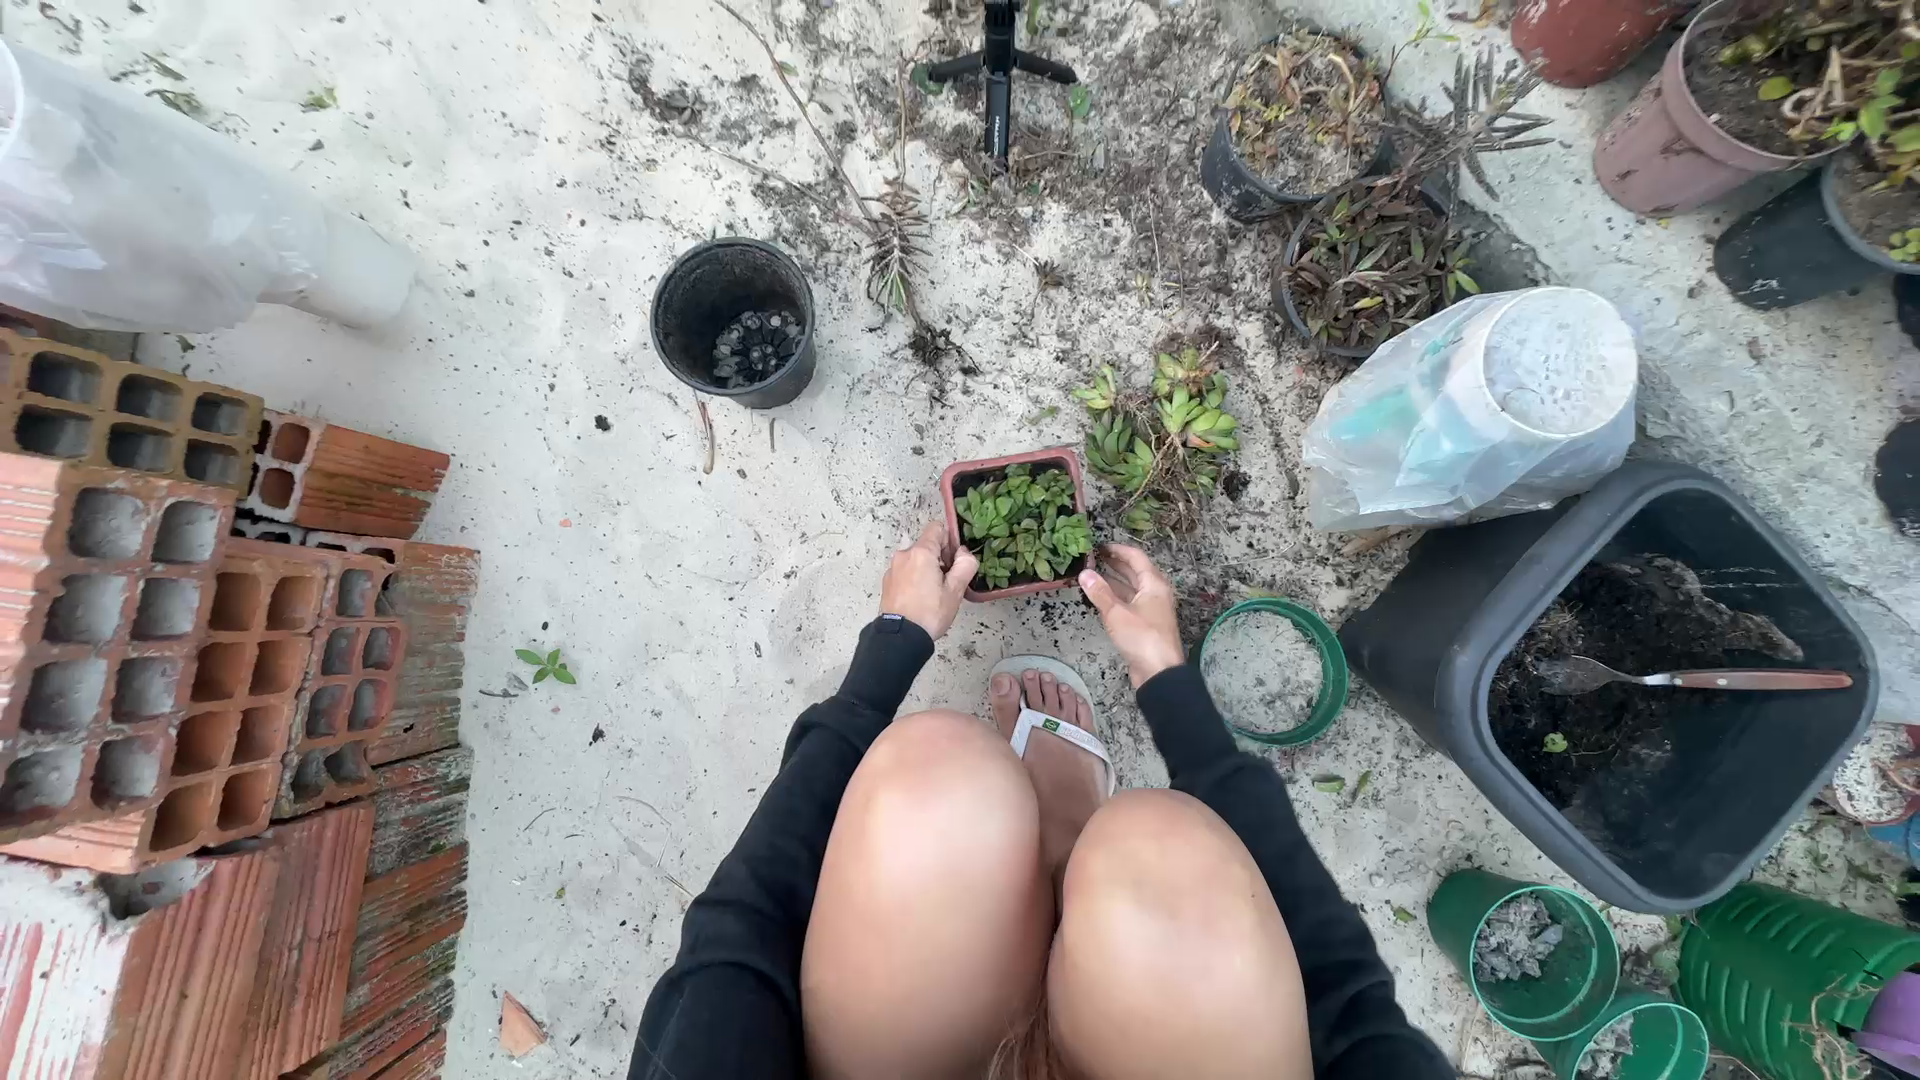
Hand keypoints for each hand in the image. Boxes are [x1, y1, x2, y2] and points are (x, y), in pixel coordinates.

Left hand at [880, 521, 977, 639]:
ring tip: (933, 594)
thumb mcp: (956, 590)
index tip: (954, 561)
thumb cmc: (929, 613)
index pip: (937, 528)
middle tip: (947, 582)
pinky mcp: (888, 581)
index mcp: (921, 553)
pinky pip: (906, 571)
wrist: (900, 637)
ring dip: (927, 569)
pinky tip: (920, 598)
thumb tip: (963, 553)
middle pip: (927, 545)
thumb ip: (965, 564)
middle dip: (940, 558)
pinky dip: (915, 578)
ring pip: (916, 559)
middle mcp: (903, 555)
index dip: (950, 541)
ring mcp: (893, 568)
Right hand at [1079, 544, 1184, 687]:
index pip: (1136, 558)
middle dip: (1115, 564)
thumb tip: (1084, 573)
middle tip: (1095, 558)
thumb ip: (1099, 592)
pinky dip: (1116, 597)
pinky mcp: (1145, 624)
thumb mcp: (1116, 613)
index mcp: (1154, 584)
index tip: (1101, 546)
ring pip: (1131, 589)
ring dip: (1114, 581)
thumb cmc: (1141, 637)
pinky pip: (1129, 603)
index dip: (1118, 550)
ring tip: (1093, 575)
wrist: (1159, 672)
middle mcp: (1155, 594)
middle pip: (1135, 572)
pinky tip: (1101, 598)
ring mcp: (1151, 610)